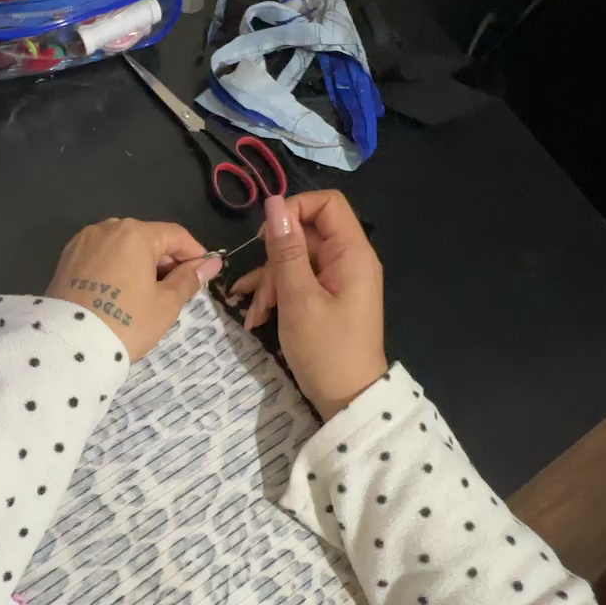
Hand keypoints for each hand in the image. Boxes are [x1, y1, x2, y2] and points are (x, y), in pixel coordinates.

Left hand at [46, 218, 222, 360]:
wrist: (69, 345)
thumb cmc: (126, 323)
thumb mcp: (166, 304)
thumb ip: (189, 279)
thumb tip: (211, 263)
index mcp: (135, 233)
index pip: (175, 235)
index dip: (195, 253)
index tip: (204, 274)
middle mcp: (107, 228)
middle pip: (147, 238)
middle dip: (166, 260)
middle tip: (176, 289)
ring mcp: (83, 242)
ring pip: (123, 246)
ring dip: (141, 263)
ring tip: (148, 293)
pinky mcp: (67, 259)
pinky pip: (102, 256)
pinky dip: (117, 268)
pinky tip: (121, 292)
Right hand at [229, 192, 386, 417]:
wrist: (347, 400)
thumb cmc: (325, 349)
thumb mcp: (298, 298)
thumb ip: (285, 250)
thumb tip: (273, 204)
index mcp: (352, 253)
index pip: (327, 204)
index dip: (293, 209)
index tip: (265, 236)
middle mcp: (348, 260)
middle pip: (305, 236)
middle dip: (273, 260)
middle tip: (256, 291)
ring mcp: (337, 281)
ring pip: (295, 261)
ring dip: (269, 283)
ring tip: (254, 313)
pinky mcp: (326, 299)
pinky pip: (298, 282)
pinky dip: (276, 296)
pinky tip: (256, 317)